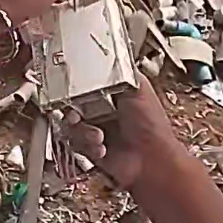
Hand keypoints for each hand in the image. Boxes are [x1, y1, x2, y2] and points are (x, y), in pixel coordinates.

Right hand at [65, 76, 183, 190]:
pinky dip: (86, 145)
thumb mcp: (137, 88)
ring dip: (83, 131)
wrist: (151, 161)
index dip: (78, 85)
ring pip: (71, 123)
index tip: (75, 89)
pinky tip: (102, 148)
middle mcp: (103, 107)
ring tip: (98, 136)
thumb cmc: (152, 125)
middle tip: (78, 116)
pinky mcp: (90, 146)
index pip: (86, 80)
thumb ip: (116, 72)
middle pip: (73, 102)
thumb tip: (97, 62)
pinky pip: (74, 142)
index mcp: (114, 90)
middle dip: (74, 110)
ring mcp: (96, 127)